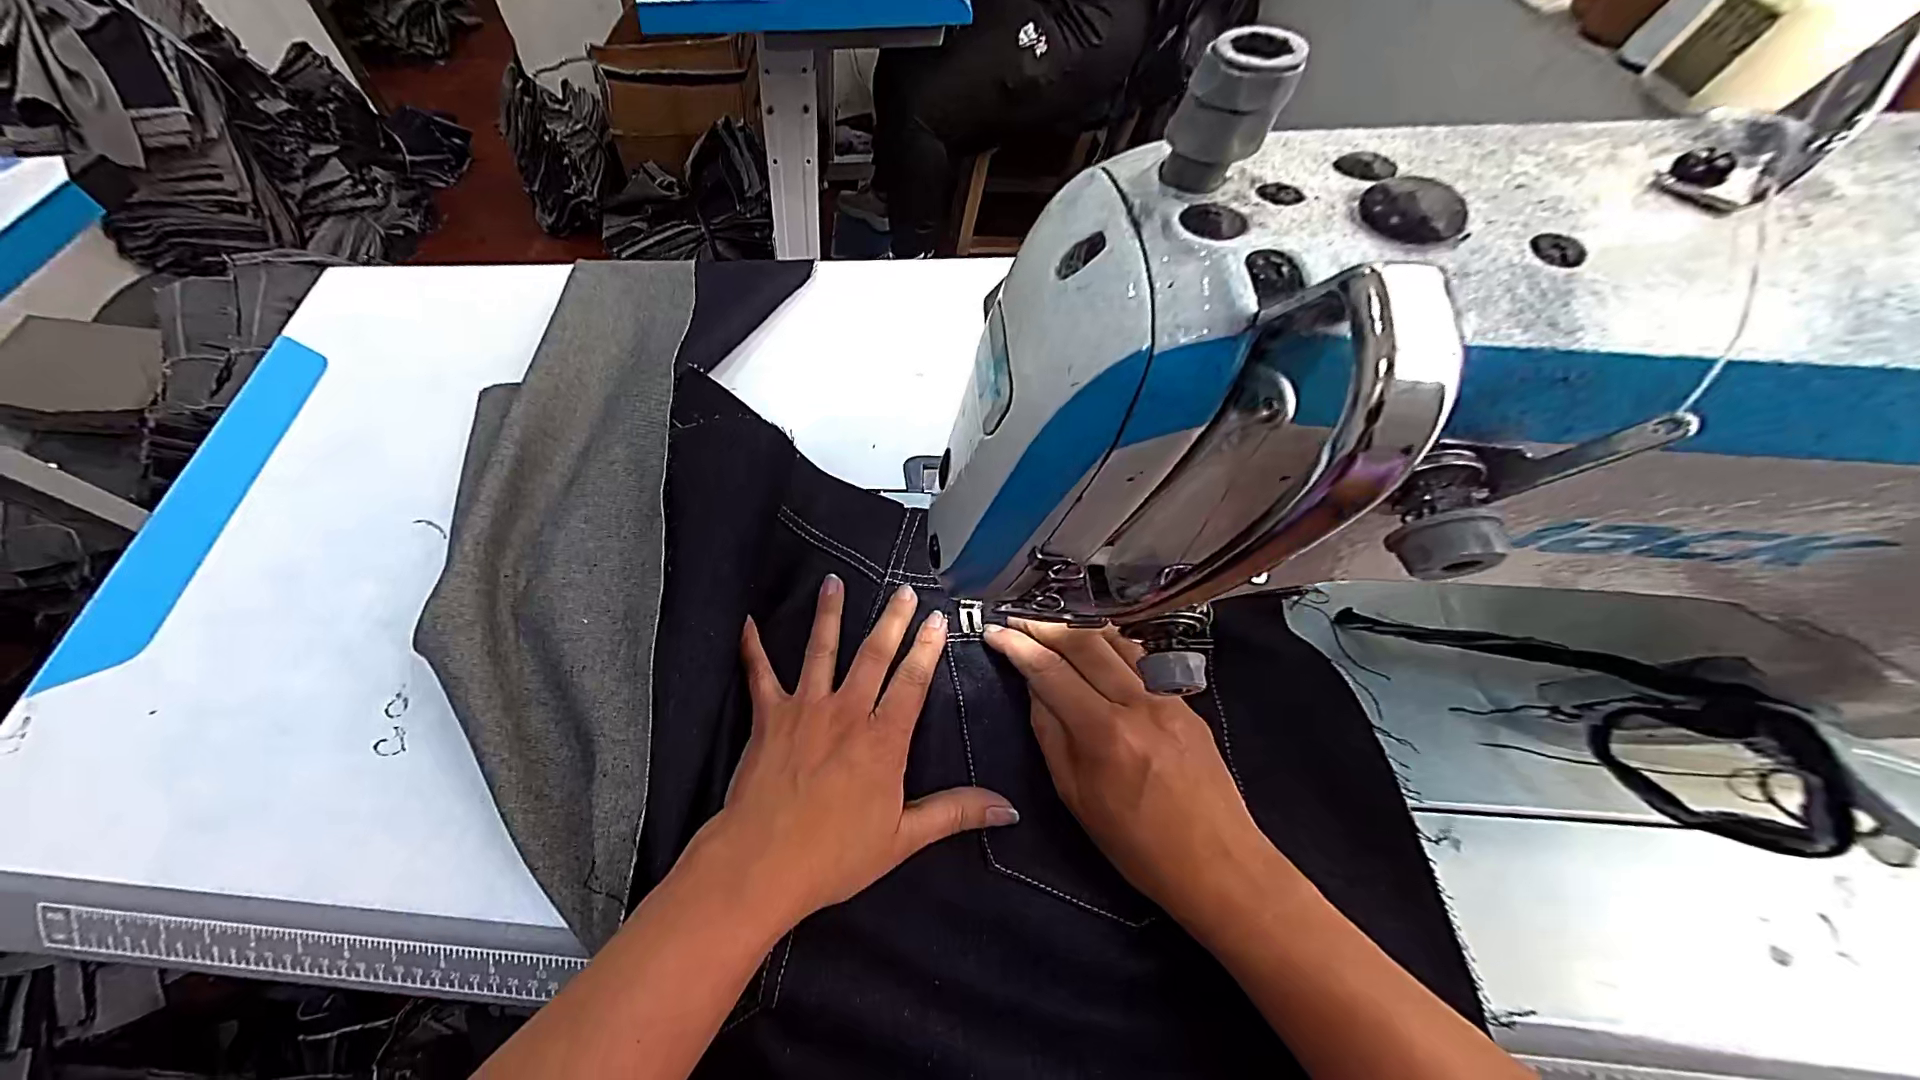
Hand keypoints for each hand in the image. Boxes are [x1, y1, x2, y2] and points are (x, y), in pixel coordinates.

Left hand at [690, 577, 1017, 932]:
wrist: (761, 865)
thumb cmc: (833, 855)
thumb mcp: (903, 838)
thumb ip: (955, 814)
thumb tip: (1006, 810)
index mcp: (882, 739)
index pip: (912, 681)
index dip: (927, 648)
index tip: (936, 619)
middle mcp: (846, 713)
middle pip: (874, 655)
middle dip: (891, 620)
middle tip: (903, 590)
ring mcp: (805, 710)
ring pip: (821, 650)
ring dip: (829, 614)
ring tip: (833, 582)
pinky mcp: (768, 717)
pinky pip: (759, 674)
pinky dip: (752, 648)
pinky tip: (747, 623)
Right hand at [983, 620, 1274, 926]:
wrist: (1219, 864)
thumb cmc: (1139, 845)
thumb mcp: (1075, 796)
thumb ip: (1050, 734)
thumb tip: (1034, 688)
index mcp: (1105, 734)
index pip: (1051, 672)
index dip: (1018, 646)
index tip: (996, 633)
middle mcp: (1139, 705)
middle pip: (1084, 644)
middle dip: (1045, 626)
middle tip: (1018, 620)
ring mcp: (1168, 698)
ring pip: (1117, 642)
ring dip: (1078, 627)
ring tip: (1051, 623)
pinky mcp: (1186, 702)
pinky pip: (1142, 659)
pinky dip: (1112, 643)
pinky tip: (1097, 644)